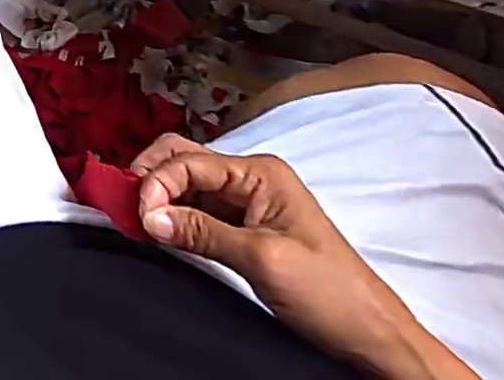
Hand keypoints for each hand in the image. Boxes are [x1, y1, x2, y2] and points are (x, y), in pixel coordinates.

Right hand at [132, 135, 477, 378]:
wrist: (378, 343)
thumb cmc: (332, 296)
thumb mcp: (262, 260)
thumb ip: (201, 231)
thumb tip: (147, 215)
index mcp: (259, 171)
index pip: (189, 160)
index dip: (157, 181)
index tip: (138, 213)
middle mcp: (249, 176)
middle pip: (182, 159)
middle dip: (150, 177)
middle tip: (125, 204)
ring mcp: (245, 199)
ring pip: (184, 182)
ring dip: (158, 196)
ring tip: (136, 218)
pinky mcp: (240, 224)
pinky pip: (194, 208)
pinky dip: (171, 214)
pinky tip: (156, 227)